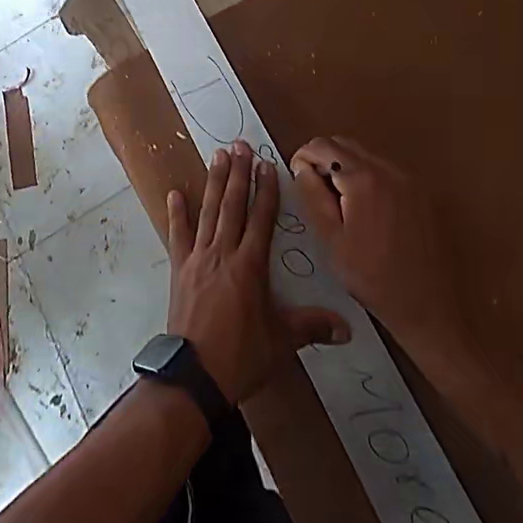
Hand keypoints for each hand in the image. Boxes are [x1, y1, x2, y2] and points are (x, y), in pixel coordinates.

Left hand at [165, 141, 350, 404]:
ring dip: (213, 183)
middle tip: (239, 144)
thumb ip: (313, 327)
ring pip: (208, 214)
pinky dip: (176, 215)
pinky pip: (178, 237)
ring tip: (217, 156)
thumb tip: (348, 329)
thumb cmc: (241, 357)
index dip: (266, 190)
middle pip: (233, 206)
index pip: (262, 218)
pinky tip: (174, 194)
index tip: (266, 164)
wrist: (193, 378)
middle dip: (238, 174)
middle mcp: (224, 255)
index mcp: (250, 266)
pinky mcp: (180, 272)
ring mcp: (198, 261)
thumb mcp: (282, 341)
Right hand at [291, 137, 468, 351]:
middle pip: (346, 145)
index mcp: (364, 179)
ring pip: (367, 157)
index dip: (303, 157)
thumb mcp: (331, 240)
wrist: (426, 304)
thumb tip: (302, 168)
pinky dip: (368, 179)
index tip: (297, 180)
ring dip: (346, 169)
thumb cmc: (372, 278)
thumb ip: (313, 197)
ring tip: (338, 205)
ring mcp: (410, 179)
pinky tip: (365, 212)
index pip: (323, 146)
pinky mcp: (422, 193)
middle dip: (324, 160)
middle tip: (314, 192)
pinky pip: (386, 172)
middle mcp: (389, 169)